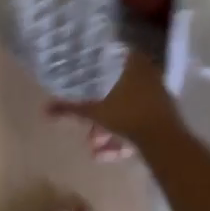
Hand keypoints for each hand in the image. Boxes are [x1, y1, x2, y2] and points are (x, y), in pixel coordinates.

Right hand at [46, 51, 180, 144]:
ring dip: (111, 130)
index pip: (125, 54)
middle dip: (103, 111)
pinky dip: (124, 139)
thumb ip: (71, 110)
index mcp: (136, 68)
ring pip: (129, 112)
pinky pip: (139, 126)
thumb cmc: (128, 116)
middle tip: (89, 127)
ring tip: (96, 149)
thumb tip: (45, 108)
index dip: (111, 59)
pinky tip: (108, 156)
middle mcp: (149, 79)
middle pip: (122, 89)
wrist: (164, 142)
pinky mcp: (165, 121)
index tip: (97, 68)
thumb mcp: (95, 113)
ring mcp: (159, 100)